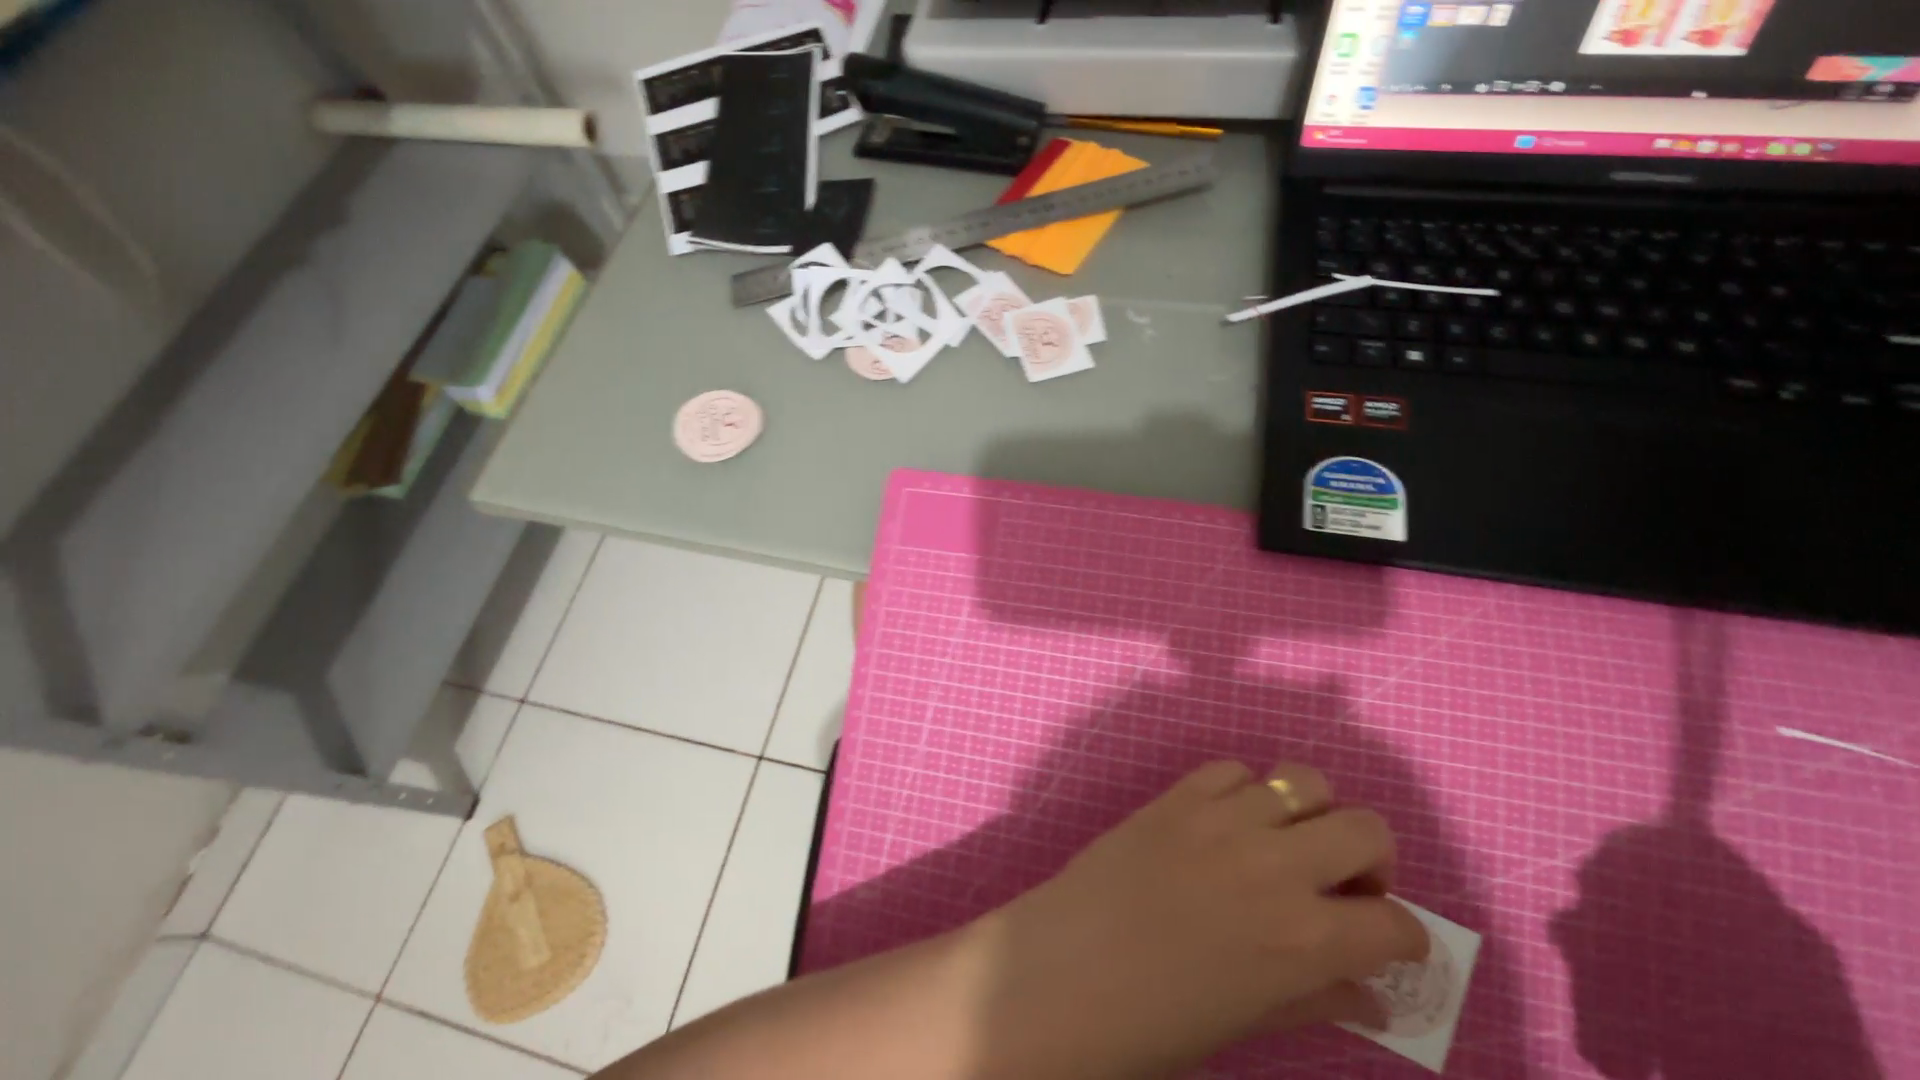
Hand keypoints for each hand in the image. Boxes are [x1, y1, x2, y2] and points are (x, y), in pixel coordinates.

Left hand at [965, 760, 1428, 1077]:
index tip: (1390, 945)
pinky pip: (1233, 769)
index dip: (1405, 940)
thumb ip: (1318, 1000)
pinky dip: (1245, 791)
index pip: (1396, 925)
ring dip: (1311, 814)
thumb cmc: (1153, 1022)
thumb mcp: (1248, 1021)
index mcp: (1305, 938)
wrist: (1058, 975)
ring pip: (1304, 782)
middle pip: (1367, 830)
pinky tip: (1228, 822)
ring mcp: (1224, 821)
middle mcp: (1277, 866)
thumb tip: (1373, 998)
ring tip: (1287, 843)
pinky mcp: (1176, 796)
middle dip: (1373, 862)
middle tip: (1343, 887)